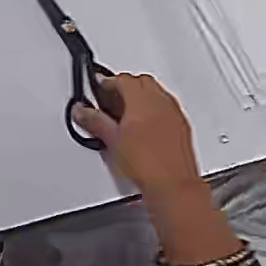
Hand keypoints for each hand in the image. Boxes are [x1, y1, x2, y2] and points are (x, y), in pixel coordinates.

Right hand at [72, 73, 203, 199]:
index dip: (108, 81)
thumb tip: (82, 112)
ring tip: (128, 111)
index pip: (124, 80)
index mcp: (142, 101)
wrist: (172, 186)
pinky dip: (156, 109)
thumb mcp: (112, 141)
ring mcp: (174, 114)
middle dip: (127, 86)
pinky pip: (168, 107)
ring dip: (143, 96)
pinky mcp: (183, 127)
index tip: (100, 86)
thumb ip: (95, 122)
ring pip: (157, 93)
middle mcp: (162, 103)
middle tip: (113, 97)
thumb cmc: (148, 165)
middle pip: (143, 81)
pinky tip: (147, 126)